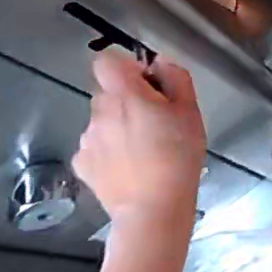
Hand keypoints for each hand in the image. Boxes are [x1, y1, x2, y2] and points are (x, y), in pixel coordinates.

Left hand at [74, 52, 207, 223]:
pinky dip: (109, 149)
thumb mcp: (190, 111)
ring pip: (102, 119)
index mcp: (125, 95)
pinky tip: (129, 165)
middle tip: (155, 120)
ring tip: (144, 148)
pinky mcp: (81, 164)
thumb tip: (159, 63)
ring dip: (118, 125)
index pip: (106, 61)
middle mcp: (98, 112)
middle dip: (127, 99)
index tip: (146, 83)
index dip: (126, 66)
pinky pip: (95, 145)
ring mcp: (86, 140)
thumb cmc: (178, 156)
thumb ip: (176, 78)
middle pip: (107, 92)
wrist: (153, 209)